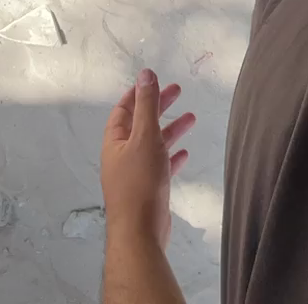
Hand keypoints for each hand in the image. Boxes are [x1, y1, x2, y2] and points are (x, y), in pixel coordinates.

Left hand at [100, 69, 195, 248]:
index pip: (123, 110)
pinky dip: (172, 156)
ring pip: (153, 144)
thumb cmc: (140, 182)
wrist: (140, 233)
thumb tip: (145, 74)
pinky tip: (185, 153)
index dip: (137, 94)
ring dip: (170, 129)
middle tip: (178, 91)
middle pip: (140, 124)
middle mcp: (121, 156)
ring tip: (192, 118)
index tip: (153, 81)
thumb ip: (147, 105)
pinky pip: (160, 166)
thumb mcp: (145, 136)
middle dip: (158, 107)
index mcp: (115, 142)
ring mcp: (134, 174)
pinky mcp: (147, 190)